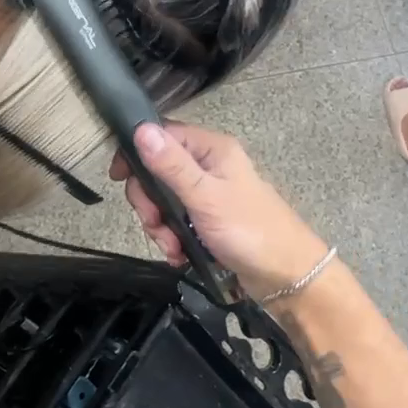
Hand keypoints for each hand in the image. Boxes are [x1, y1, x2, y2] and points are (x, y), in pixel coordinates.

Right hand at [111, 123, 332, 301]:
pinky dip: (171, 237)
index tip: (119, 178)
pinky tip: (178, 254)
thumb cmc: (250, 231)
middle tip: (153, 222)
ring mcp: (207, 193)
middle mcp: (208, 166)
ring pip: (163, 199)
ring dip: (159, 225)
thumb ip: (171, 165)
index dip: (136, 153)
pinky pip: (176, 220)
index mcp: (211, 149)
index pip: (161, 135)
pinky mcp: (207, 219)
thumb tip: (140, 129)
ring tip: (171, 246)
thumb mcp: (205, 197)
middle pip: (157, 171)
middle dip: (148, 201)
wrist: (288, 278)